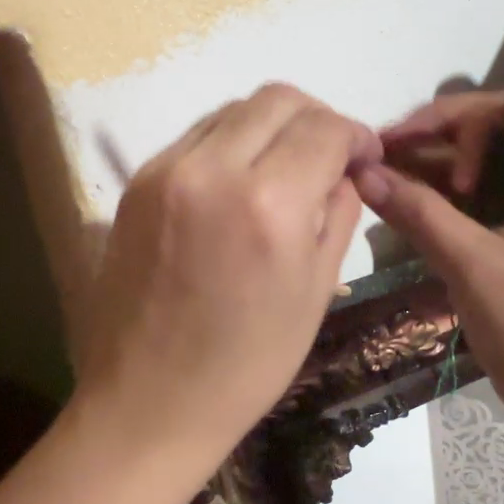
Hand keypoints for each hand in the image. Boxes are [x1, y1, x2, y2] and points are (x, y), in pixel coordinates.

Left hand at [77, 84, 379, 462]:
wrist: (150, 403)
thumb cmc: (247, 366)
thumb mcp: (315, 294)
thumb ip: (337, 216)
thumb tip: (341, 173)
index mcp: (270, 204)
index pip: (325, 129)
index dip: (356, 136)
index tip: (366, 159)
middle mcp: (213, 170)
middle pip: (276, 99)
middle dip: (316, 119)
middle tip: (330, 159)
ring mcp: (166, 172)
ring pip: (232, 111)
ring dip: (270, 127)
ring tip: (285, 171)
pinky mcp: (136, 186)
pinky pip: (196, 139)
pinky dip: (229, 146)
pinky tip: (239, 188)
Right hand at [352, 91, 503, 434]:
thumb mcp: (473, 266)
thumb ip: (418, 212)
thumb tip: (362, 172)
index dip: (459, 117)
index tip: (405, 143)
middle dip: (446, 144)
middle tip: (389, 161)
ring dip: (449, 172)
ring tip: (390, 179)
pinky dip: (466, 202)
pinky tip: (419, 204)